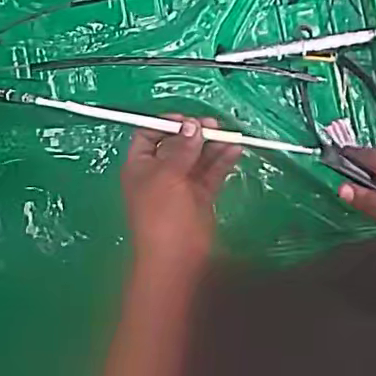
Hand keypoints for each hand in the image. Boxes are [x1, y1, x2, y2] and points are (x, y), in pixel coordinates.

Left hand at [122, 116, 242, 276]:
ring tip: (229, 135)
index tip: (187, 119)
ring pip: (198, 157)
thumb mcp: (166, 175)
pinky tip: (234, 150)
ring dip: (213, 144)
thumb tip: (192, 125)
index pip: (149, 134)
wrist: (175, 256)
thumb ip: (181, 148)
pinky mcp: (201, 195)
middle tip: (212, 124)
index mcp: (140, 165)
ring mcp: (182, 184)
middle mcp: (160, 172)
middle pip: (178, 144)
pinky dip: (223, 160)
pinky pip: (212, 172)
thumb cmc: (161, 213)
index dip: (166, 124)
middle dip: (195, 132)